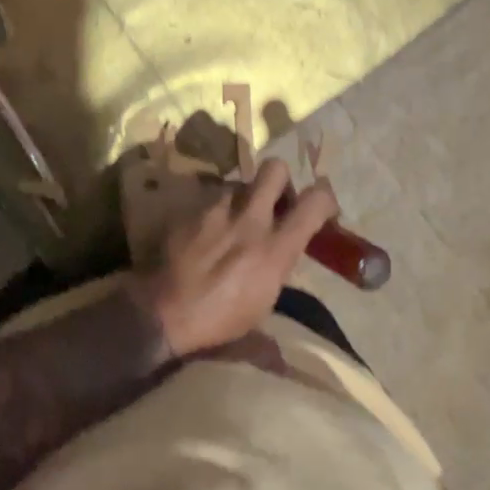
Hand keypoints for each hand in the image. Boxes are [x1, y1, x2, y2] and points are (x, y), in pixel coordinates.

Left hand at [130, 159, 338, 357]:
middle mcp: (249, 221)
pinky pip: (211, 200)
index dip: (325, 199)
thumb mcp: (264, 303)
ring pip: (239, 184)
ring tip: (237, 221)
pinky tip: (209, 233)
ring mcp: (216, 212)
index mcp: (275, 249)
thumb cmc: (220, 320)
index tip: (322, 209)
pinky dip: (216, 212)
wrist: (165, 312)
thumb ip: (278, 268)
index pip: (314, 202)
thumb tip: (283, 256)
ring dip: (244, 198)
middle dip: (281, 179)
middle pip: (274, 169)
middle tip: (277, 201)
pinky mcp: (190, 212)